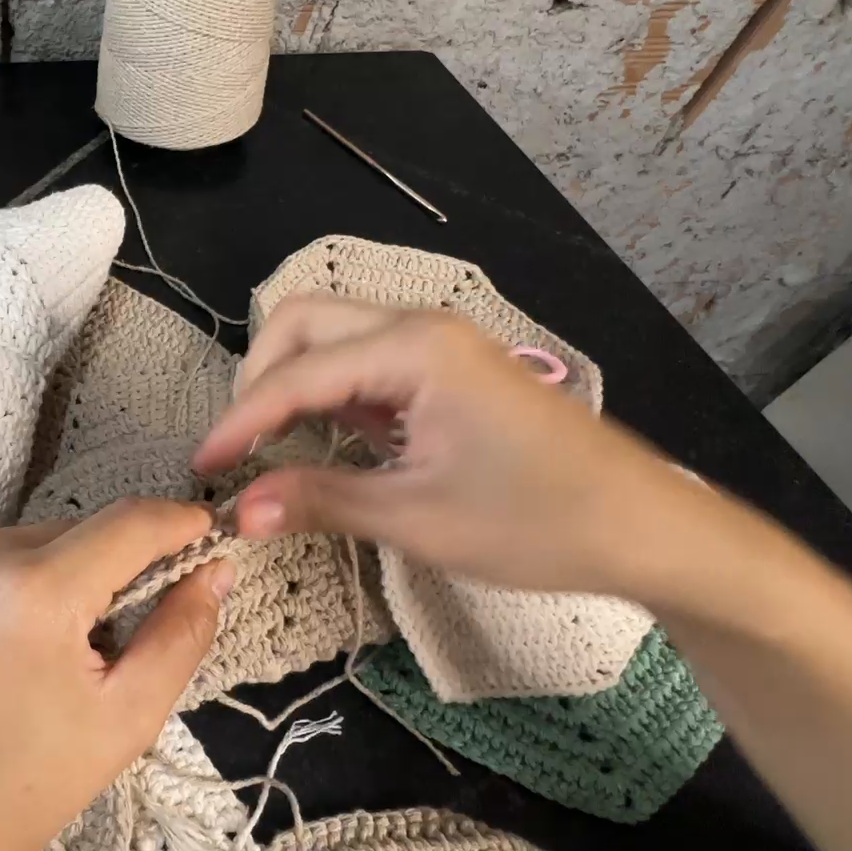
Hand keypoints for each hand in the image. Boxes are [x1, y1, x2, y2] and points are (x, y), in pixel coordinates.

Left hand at [0, 500, 233, 850]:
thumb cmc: (27, 783)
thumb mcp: (127, 717)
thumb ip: (181, 633)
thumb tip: (214, 569)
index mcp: (36, 594)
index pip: (127, 523)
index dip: (175, 519)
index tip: (204, 525)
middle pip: (78, 533)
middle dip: (108, 568)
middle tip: (107, 633)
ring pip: (32, 541)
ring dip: (56, 574)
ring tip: (44, 647)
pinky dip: (9, 580)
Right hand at [192, 294, 762, 603]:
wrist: (649, 528)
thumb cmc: (540, 522)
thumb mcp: (418, 519)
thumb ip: (319, 501)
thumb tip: (237, 512)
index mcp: (414, 349)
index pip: (296, 376)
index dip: (240, 422)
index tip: (202, 468)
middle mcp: (417, 325)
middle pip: (302, 322)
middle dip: (257, 378)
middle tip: (240, 444)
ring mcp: (431, 341)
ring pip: (326, 334)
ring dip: (285, 379)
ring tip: (265, 441)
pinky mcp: (439, 366)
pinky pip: (357, 359)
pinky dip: (321, 390)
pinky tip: (316, 434)